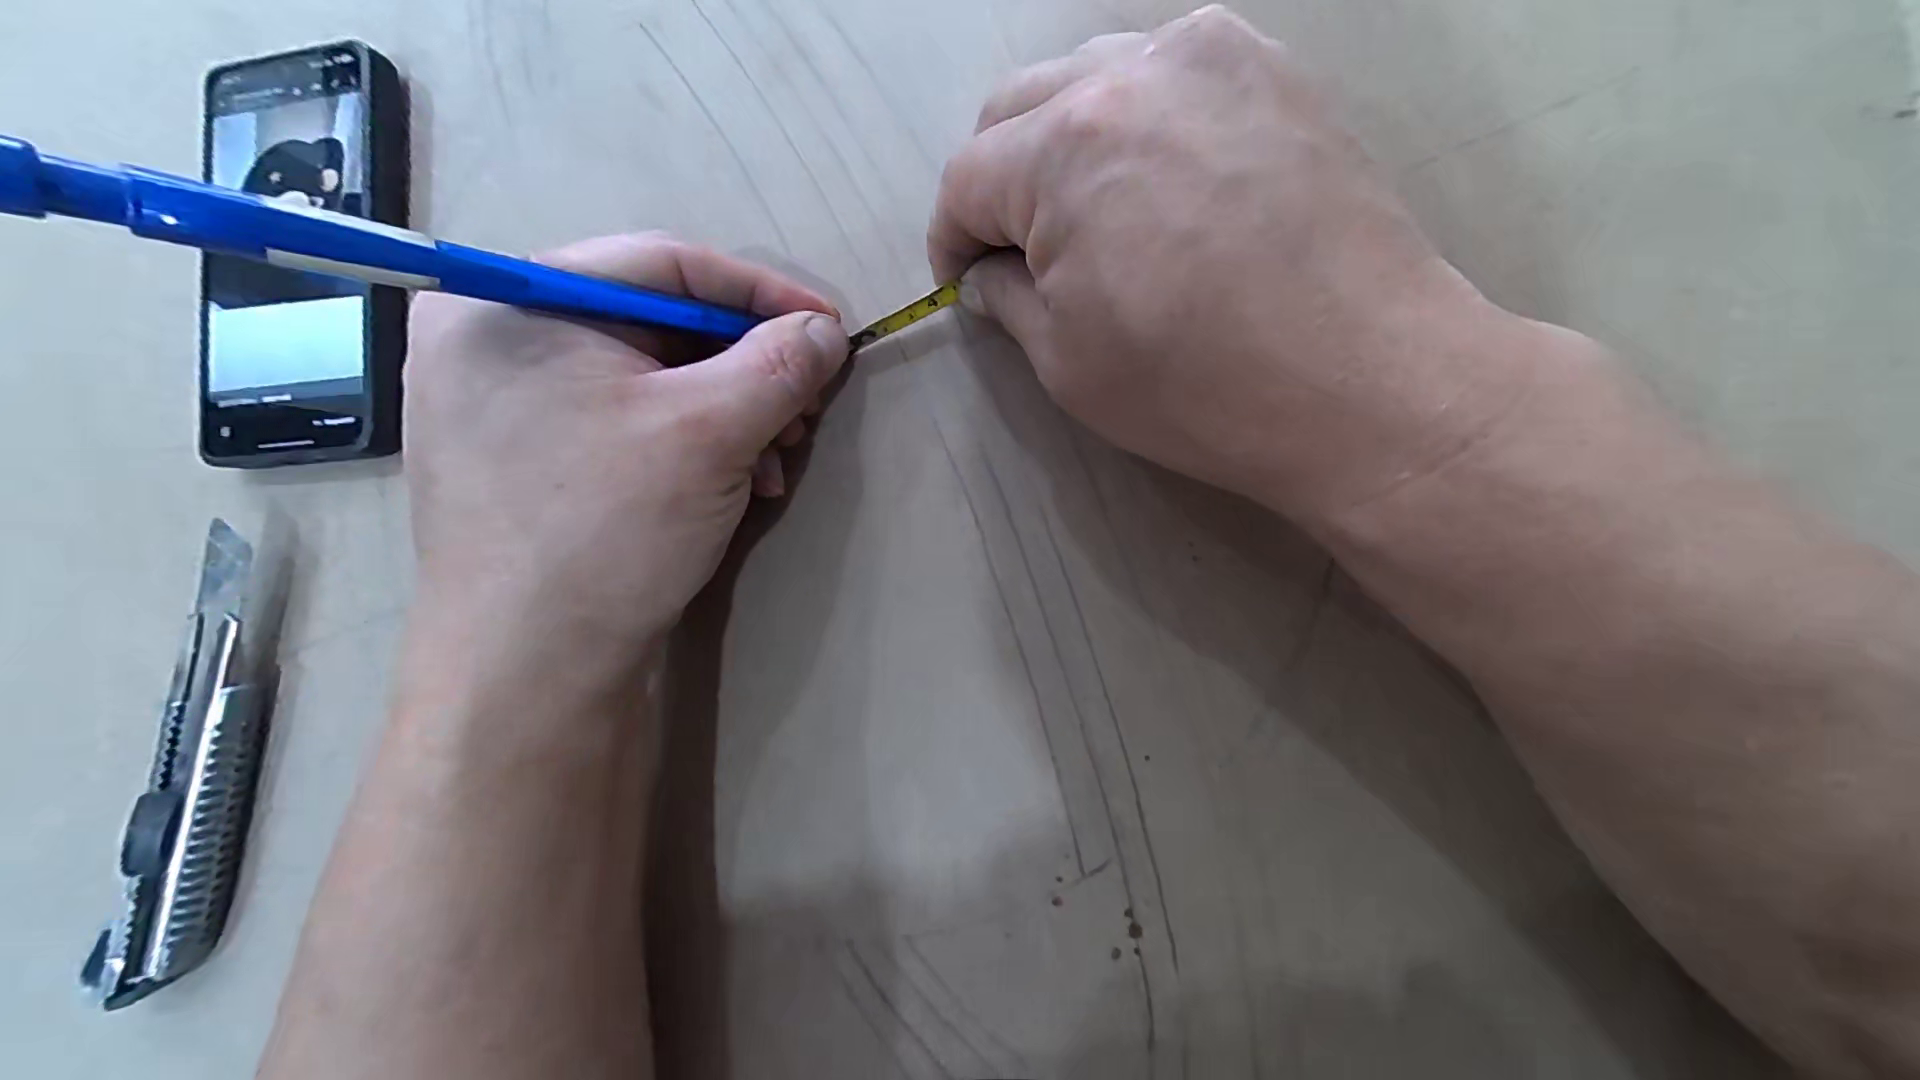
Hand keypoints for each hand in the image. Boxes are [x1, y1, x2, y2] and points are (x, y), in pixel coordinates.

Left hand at [402, 233, 846, 685]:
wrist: (533, 670)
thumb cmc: (608, 531)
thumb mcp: (710, 434)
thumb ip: (779, 366)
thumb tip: (826, 331)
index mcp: (515, 302)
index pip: (665, 264)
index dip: (761, 291)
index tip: (829, 326)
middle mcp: (500, 340)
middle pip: (661, 323)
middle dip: (750, 367)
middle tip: (806, 406)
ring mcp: (514, 405)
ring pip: (655, 378)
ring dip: (733, 413)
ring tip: (776, 459)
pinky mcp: (538, 459)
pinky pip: (634, 422)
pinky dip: (699, 445)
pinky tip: (739, 483)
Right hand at [930, 5, 1543, 526]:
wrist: (1360, 380)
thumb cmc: (1192, 386)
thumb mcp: (1065, 360)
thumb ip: (1008, 299)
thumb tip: (985, 274)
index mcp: (1065, 148)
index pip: (967, 179)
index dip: (949, 238)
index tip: (959, 283)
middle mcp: (1131, 72)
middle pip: (1017, 111)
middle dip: (995, 184)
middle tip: (1011, 251)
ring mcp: (1213, 58)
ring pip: (1091, 78)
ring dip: (1059, 144)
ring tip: (1079, 215)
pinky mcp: (1272, 72)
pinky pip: (1167, 77)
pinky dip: (1132, 123)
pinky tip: (1149, 180)